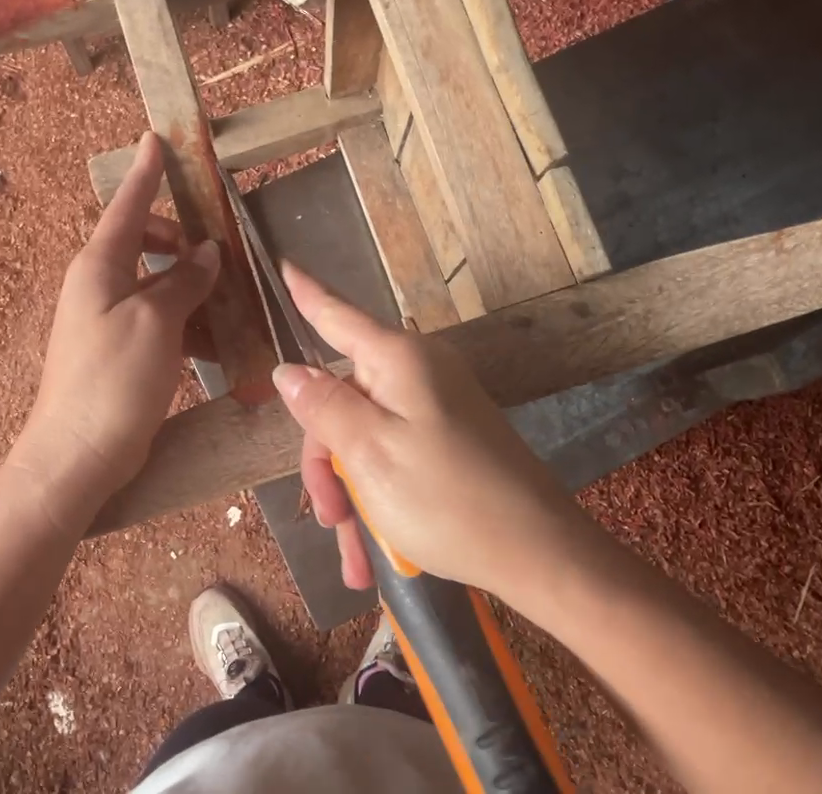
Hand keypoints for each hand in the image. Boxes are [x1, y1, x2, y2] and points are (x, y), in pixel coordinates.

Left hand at [11, 134, 220, 502]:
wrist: (77, 456)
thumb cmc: (112, 379)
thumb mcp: (156, 322)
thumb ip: (184, 280)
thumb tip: (207, 252)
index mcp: (100, 265)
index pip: (128, 206)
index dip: (146, 173)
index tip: (155, 139)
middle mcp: (100, 284)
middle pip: (146, 243)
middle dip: (184, 242)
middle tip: (224, 252)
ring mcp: (109, 319)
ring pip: (158, 283)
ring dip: (193, 286)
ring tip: (233, 301)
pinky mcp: (121, 350)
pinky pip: (160, 319)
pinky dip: (187, 320)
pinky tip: (217, 340)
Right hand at [273, 264, 582, 595]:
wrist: (538, 550)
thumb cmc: (446, 497)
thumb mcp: (369, 452)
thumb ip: (324, 407)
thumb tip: (288, 370)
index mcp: (397, 359)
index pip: (336, 316)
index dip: (307, 294)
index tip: (283, 263)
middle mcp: (416, 373)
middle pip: (343, 399)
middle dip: (328, 462)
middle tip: (331, 519)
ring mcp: (435, 407)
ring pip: (365, 439)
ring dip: (353, 498)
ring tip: (357, 558)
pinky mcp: (448, 440)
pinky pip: (394, 459)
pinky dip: (380, 503)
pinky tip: (376, 555)